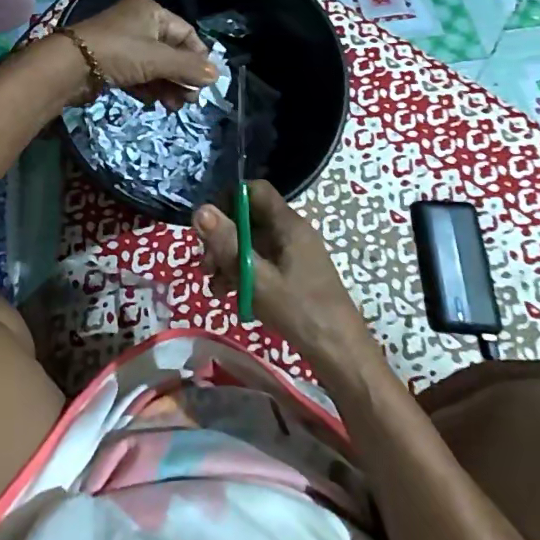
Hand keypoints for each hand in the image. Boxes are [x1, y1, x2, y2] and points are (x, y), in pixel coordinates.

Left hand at [62, 0, 215, 106]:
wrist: (69, 66)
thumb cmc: (118, 53)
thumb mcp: (158, 59)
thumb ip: (188, 68)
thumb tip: (216, 76)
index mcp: (151, 12)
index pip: (186, 33)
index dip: (198, 57)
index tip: (204, 82)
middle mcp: (139, 23)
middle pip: (172, 52)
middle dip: (182, 77)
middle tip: (190, 100)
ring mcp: (124, 44)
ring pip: (156, 66)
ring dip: (168, 86)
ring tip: (174, 107)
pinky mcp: (112, 63)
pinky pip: (139, 75)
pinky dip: (149, 88)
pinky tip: (155, 104)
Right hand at [195, 181, 375, 367]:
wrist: (338, 349)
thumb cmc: (298, 309)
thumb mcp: (256, 277)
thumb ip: (227, 243)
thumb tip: (200, 210)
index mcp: (288, 224)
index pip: (254, 190)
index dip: (228, 200)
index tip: (207, 226)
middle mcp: (291, 232)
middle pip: (249, 218)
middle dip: (223, 238)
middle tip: (206, 267)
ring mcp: (293, 253)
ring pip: (252, 243)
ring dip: (229, 260)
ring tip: (215, 288)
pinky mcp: (292, 274)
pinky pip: (261, 262)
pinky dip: (243, 273)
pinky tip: (230, 296)